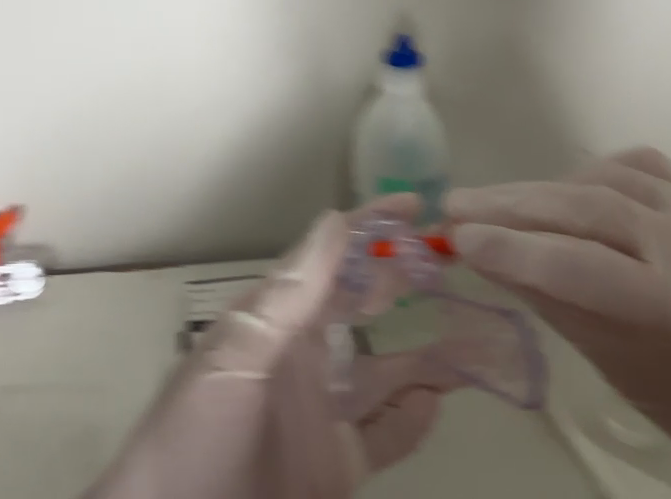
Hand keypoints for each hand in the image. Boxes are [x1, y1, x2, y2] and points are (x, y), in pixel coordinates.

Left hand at [85, 211, 454, 498]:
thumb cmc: (195, 431)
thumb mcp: (237, 355)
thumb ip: (288, 295)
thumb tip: (334, 221)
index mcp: (276, 322)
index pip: (329, 262)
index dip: (369, 230)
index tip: (414, 207)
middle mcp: (303, 357)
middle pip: (363, 308)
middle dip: (403, 282)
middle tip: (453, 264)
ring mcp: (321, 410)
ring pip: (386, 372)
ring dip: (428, 356)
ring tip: (475, 337)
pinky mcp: (335, 463)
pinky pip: (385, 433)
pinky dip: (414, 419)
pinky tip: (440, 401)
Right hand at [445, 149, 670, 498]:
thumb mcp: (626, 371)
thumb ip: (560, 305)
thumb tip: (491, 259)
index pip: (585, 265)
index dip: (516, 249)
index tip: (458, 239)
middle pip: (591, 207)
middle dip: (514, 204)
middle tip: (455, 206)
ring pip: (610, 178)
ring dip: (545, 188)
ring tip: (496, 203)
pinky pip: (642, 165)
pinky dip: (592, 172)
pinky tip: (565, 191)